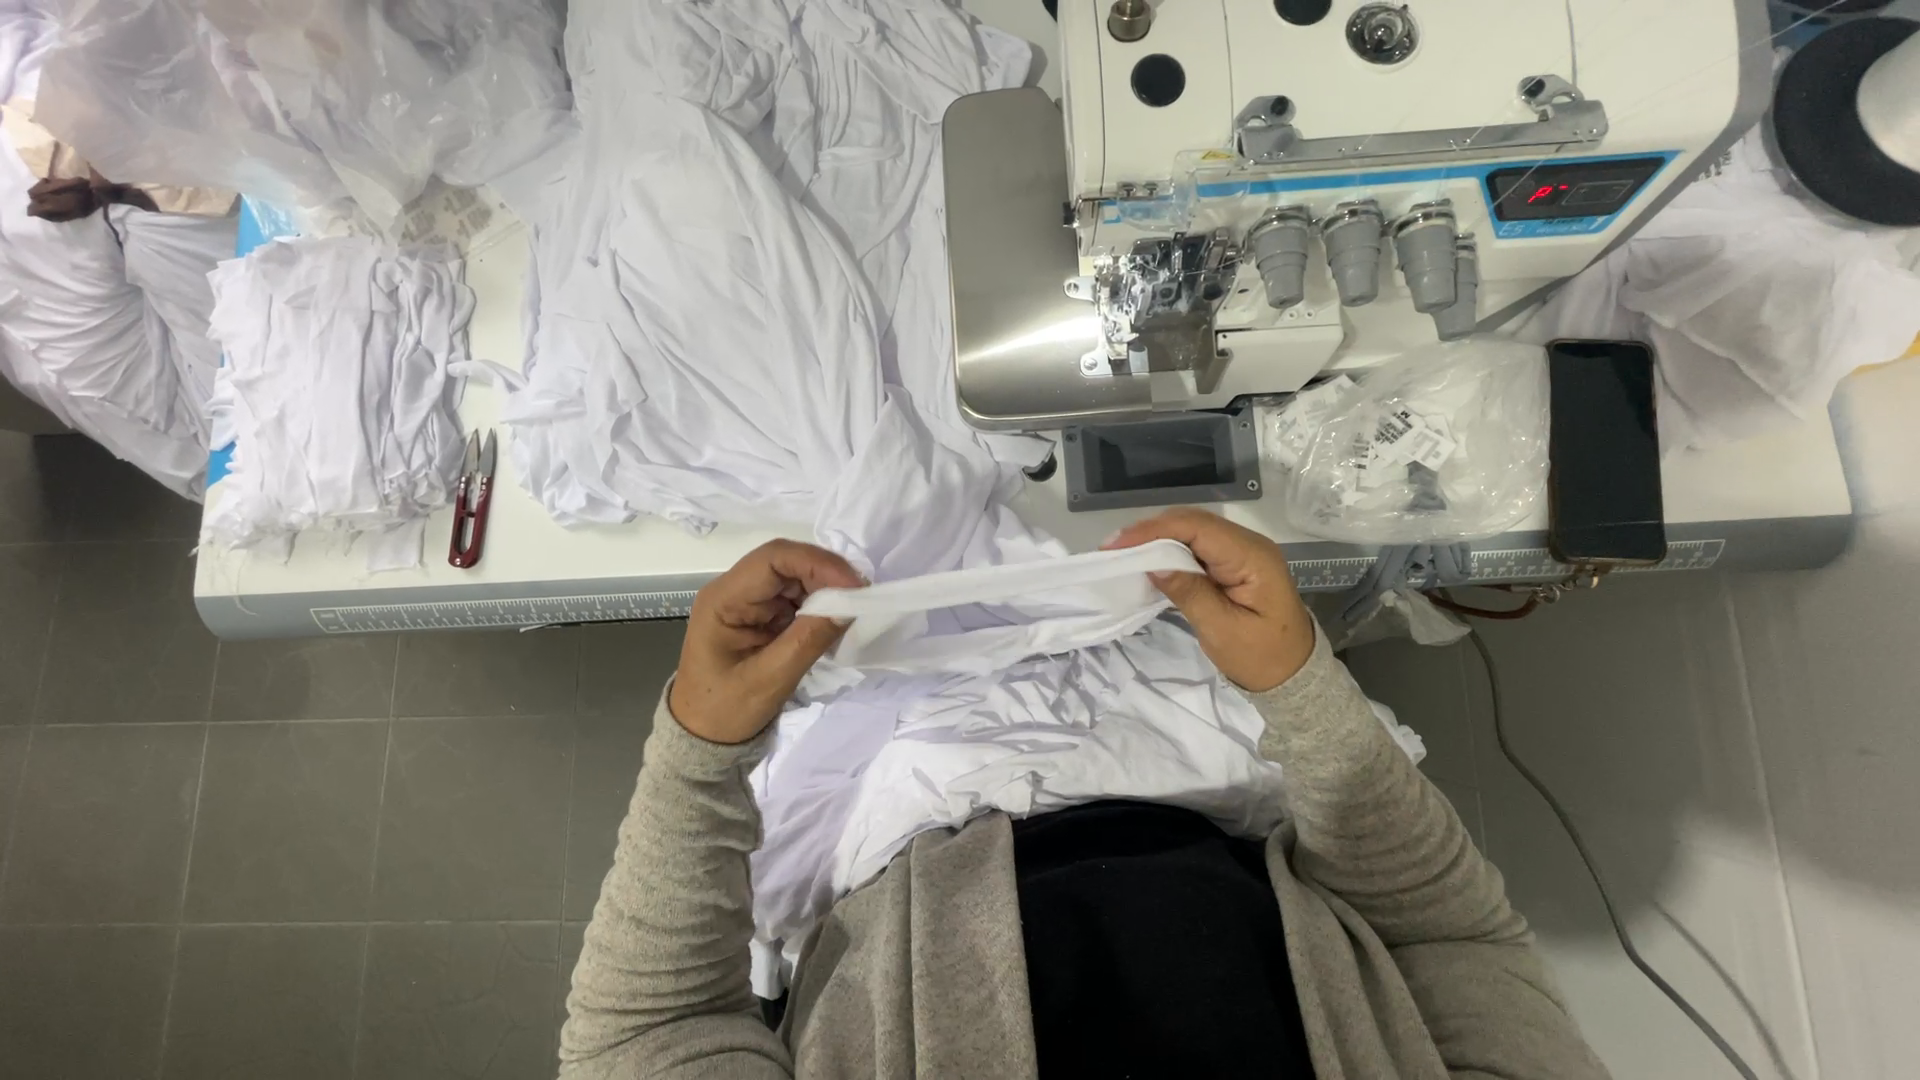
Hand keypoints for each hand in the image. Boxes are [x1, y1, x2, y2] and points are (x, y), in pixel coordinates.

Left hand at [668, 540, 864, 743]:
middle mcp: (733, 589)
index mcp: (723, 599)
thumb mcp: (770, 679)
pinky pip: (796, 595)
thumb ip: (809, 639)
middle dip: (827, 573)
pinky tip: (836, 617)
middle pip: (786, 561)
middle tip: (862, 596)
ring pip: (795, 575)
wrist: (702, 736)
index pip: (773, 559)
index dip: (817, 563)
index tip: (854, 586)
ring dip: (826, 587)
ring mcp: (748, 600)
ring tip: (854, 607)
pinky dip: (820, 602)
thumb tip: (849, 605)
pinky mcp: (761, 613)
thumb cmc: (726, 710)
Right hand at [1105, 508, 1313, 692]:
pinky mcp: (1231, 563)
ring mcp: (1241, 552)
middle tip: (1112, 548)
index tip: (1118, 545)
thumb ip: (1190, 593)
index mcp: (1252, 557)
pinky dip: (1169, 549)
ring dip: (1157, 538)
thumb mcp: (1223, 630)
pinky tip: (1148, 560)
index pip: (1197, 528)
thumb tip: (1154, 564)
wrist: (1293, 675)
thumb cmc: (1261, 657)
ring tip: (1123, 553)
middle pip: (1193, 522)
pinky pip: (1196, 545)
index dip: (1154, 530)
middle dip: (1150, 531)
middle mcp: (1248, 544)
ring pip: (1192, 530)